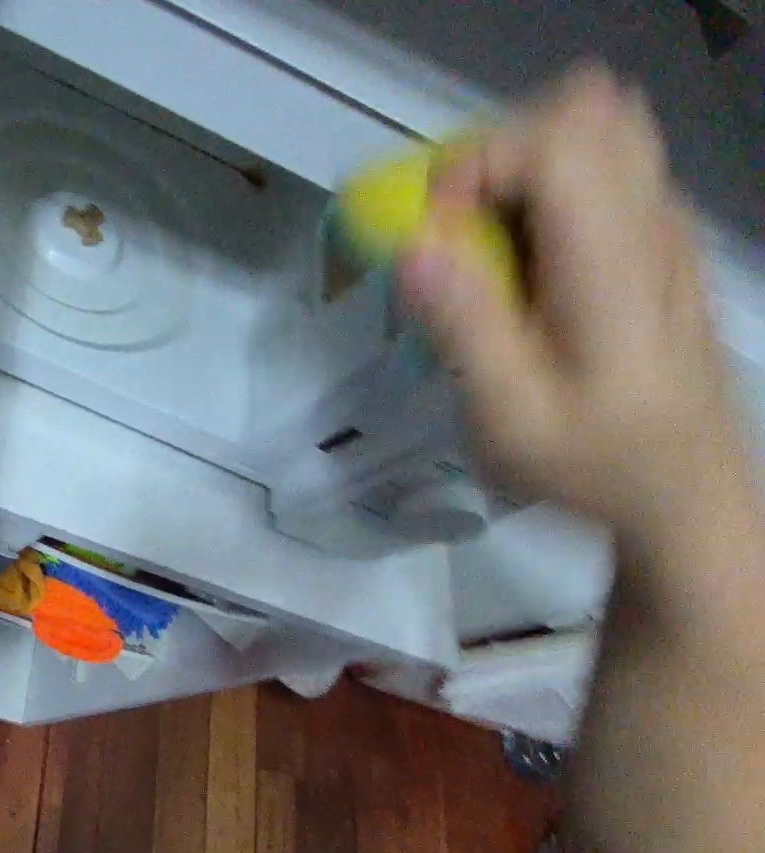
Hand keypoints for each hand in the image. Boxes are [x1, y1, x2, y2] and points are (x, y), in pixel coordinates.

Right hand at [399, 65, 753, 551]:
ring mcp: (661, 230)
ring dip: (513, 172)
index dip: (476, 164)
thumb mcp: (508, 413)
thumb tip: (412, 247)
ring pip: (595, 135)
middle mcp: (651, 225)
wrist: (683, 490)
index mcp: (614, 263)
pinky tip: (509, 260)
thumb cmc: (587, 460)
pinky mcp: (652, 245)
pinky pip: (596, 174)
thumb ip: (464, 326)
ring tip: (472, 242)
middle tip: (449, 229)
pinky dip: (536, 194)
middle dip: (494, 156)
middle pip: (586, 117)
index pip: (560, 142)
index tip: (426, 231)